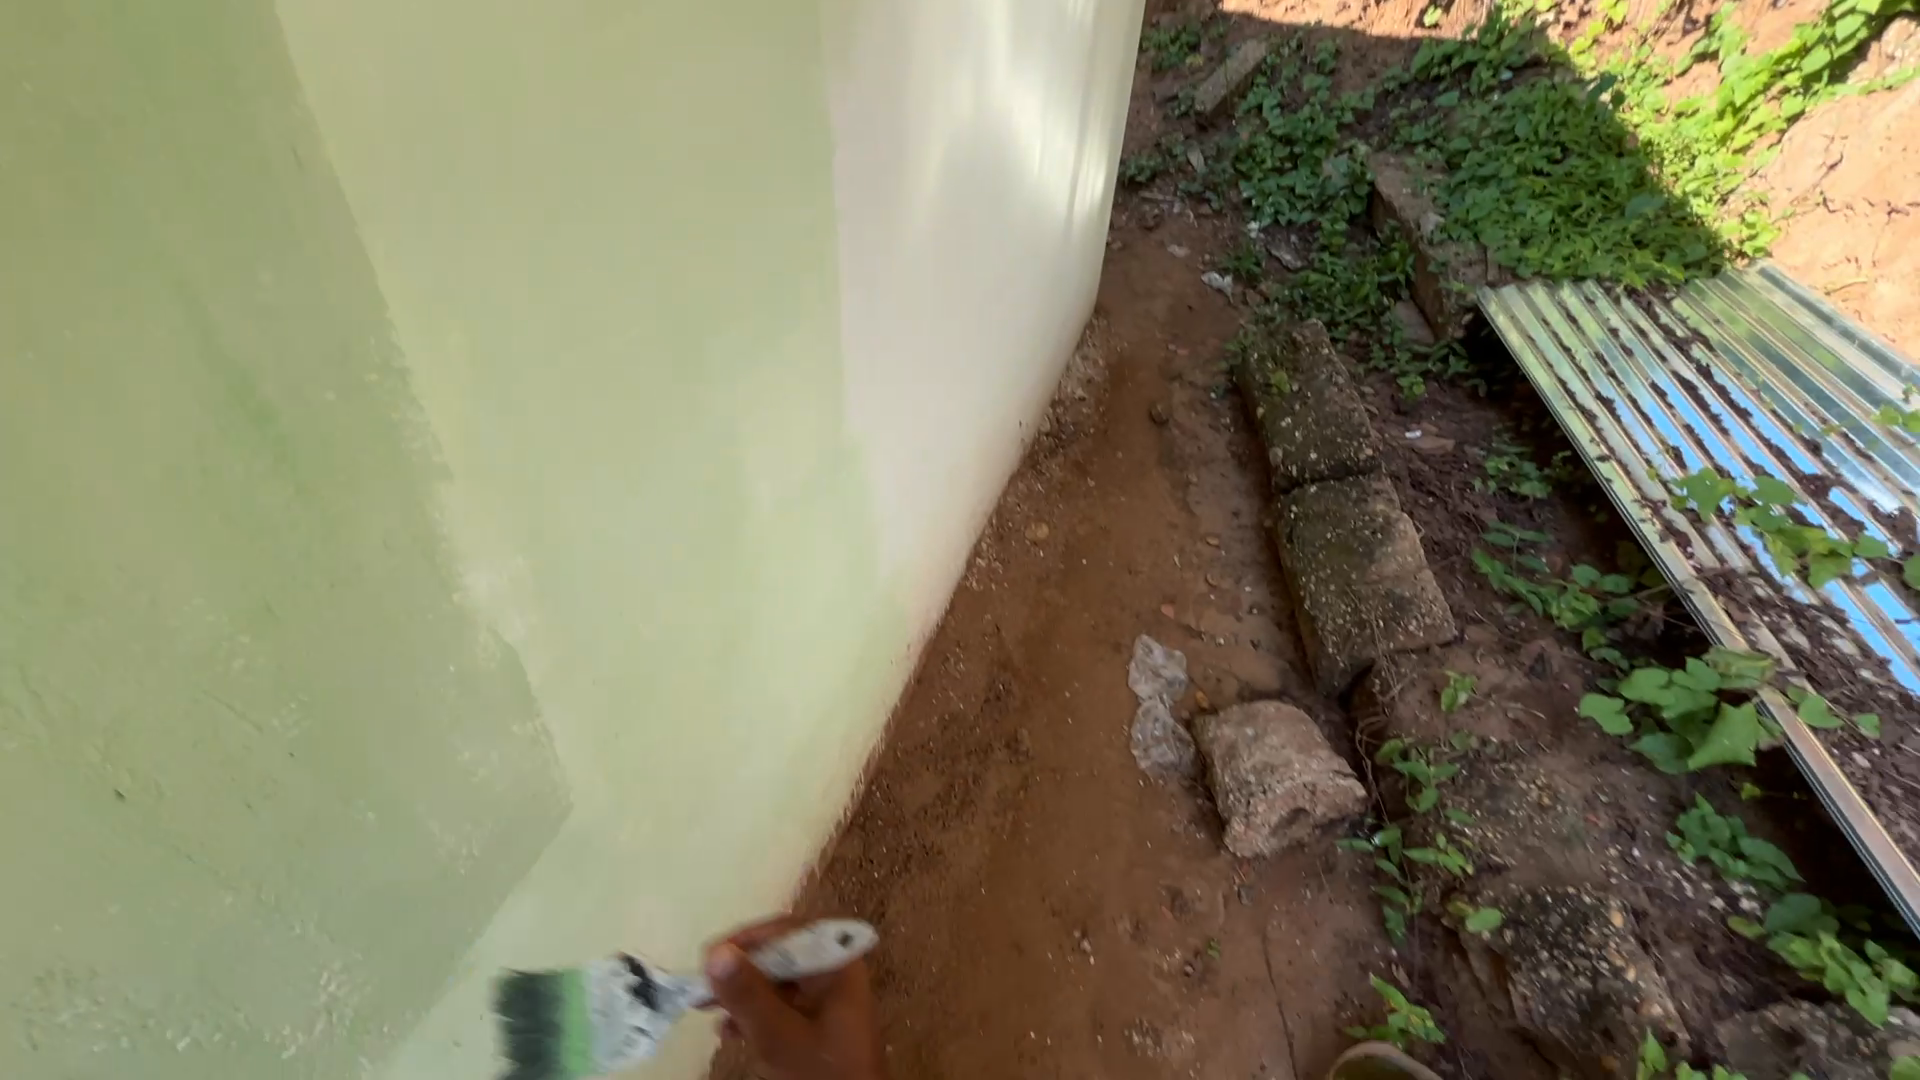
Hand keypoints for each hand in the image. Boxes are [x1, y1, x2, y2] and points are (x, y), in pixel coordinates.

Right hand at [703, 916, 887, 1079]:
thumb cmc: (821, 1074)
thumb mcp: (779, 1036)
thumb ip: (748, 995)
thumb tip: (715, 952)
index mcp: (837, 961)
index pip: (788, 930)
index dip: (748, 939)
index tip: (711, 957)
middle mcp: (835, 970)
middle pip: (782, 955)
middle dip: (742, 970)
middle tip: (703, 987)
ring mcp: (830, 997)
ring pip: (780, 982)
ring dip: (745, 994)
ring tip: (708, 1008)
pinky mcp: (821, 1023)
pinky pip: (785, 1006)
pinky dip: (758, 1014)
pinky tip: (730, 1031)